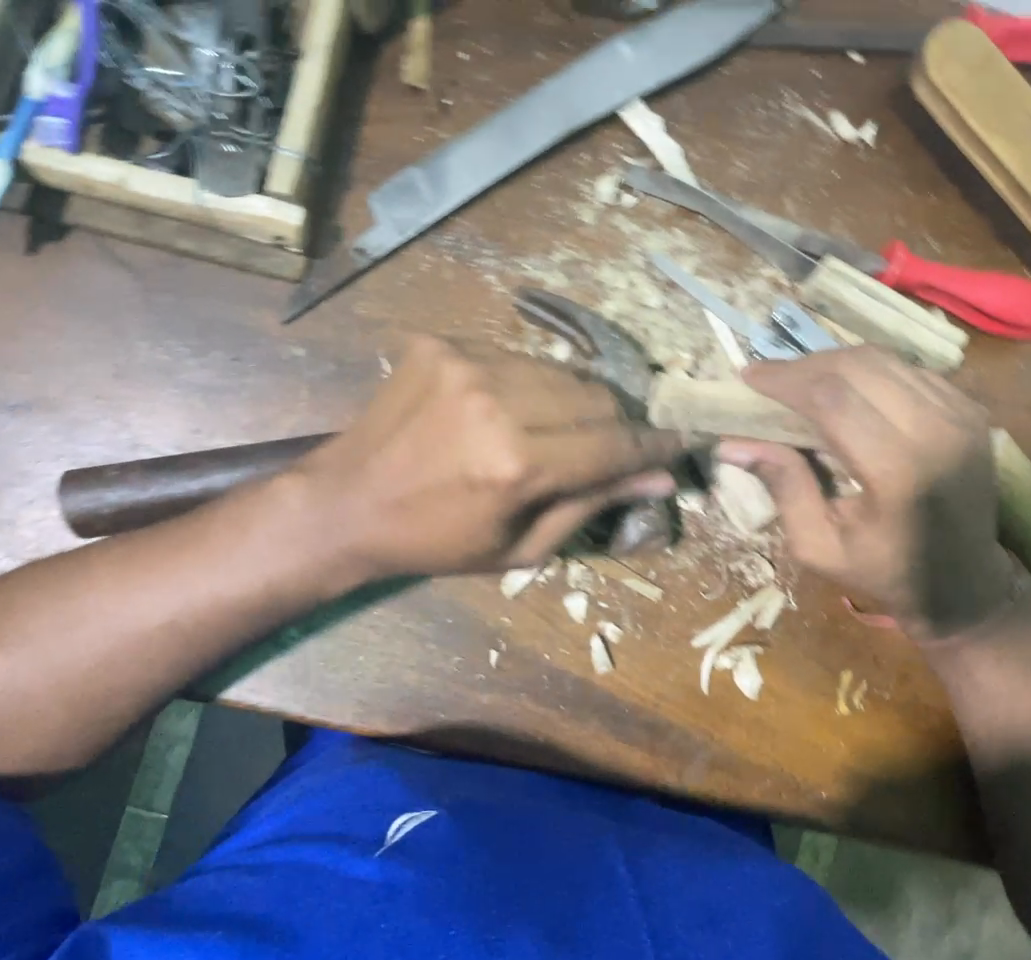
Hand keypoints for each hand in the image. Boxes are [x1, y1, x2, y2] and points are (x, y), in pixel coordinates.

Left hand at [298, 336, 685, 578]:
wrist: (347, 502)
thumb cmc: (437, 541)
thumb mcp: (520, 545)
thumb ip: (592, 505)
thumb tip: (659, 477)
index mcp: (518, 463)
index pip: (614, 444)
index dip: (655, 445)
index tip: (682, 442)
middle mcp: (498, 400)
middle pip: (596, 396)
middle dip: (615, 423)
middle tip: (612, 445)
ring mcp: (466, 362)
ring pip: (559, 370)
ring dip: (572, 402)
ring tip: (555, 431)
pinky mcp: (442, 342)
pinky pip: (515, 357)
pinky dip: (526, 384)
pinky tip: (504, 411)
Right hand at [718, 348, 1018, 639]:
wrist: (964, 583)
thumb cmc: (882, 572)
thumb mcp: (818, 546)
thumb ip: (783, 488)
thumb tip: (732, 442)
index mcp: (899, 471)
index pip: (833, 398)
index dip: (785, 380)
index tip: (747, 378)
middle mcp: (937, 431)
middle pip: (858, 367)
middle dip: (804, 366)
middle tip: (767, 379)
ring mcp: (961, 415)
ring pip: (884, 360)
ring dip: (832, 363)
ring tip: (797, 382)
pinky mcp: (969, 409)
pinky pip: (907, 370)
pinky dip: (866, 372)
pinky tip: (840, 391)